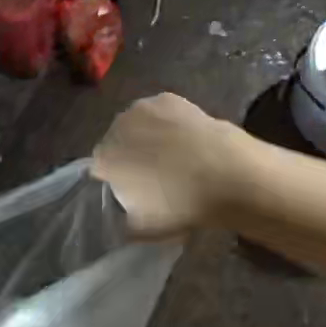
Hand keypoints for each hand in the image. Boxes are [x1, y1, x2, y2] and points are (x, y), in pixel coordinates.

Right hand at [90, 93, 244, 238]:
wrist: (226, 174)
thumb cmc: (182, 205)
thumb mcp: (145, 228)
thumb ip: (123, 220)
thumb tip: (122, 213)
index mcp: (105, 158)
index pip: (99, 167)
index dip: (115, 179)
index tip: (132, 191)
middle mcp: (115, 127)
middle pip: (116, 141)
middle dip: (129, 155)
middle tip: (153, 175)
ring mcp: (141, 108)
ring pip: (137, 125)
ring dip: (148, 136)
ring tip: (172, 157)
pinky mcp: (167, 98)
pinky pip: (159, 114)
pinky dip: (168, 123)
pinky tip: (185, 139)